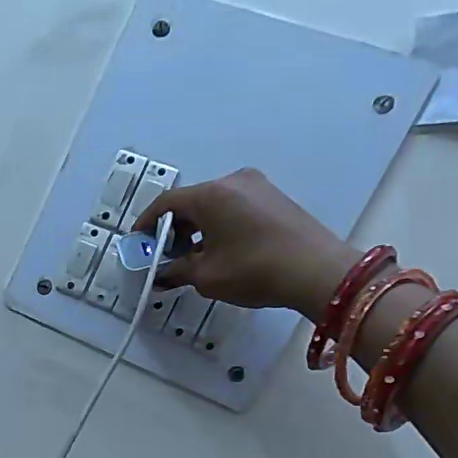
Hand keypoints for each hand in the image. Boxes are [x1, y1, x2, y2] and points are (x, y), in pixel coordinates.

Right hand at [131, 168, 357, 315]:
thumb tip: (161, 275)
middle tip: (166, 256)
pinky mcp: (275, 199)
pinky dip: (219, 226)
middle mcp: (233, 181)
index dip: (147, 224)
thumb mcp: (206, 276)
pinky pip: (235, 208)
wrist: (318, 272)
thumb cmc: (254, 270)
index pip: (166, 202)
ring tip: (193, 259)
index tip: (138, 243)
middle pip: (190, 202)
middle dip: (173, 229)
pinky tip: (220, 251)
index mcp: (211, 194)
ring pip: (214, 205)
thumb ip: (176, 271)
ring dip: (197, 229)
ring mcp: (258, 187)